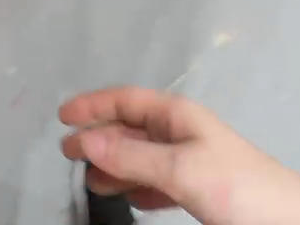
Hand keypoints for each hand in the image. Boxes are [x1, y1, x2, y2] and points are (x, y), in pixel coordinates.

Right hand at [60, 88, 299, 224]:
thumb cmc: (238, 187)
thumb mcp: (181, 169)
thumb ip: (133, 158)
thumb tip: (86, 140)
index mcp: (179, 115)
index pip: (127, 101)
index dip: (93, 105)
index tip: (61, 116)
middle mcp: (183, 132)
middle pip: (132, 128)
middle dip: (100, 137)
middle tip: (66, 153)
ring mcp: (194, 162)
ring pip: (143, 158)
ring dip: (116, 166)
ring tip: (89, 180)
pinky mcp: (202, 192)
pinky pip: (159, 183)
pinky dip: (139, 189)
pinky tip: (129, 200)